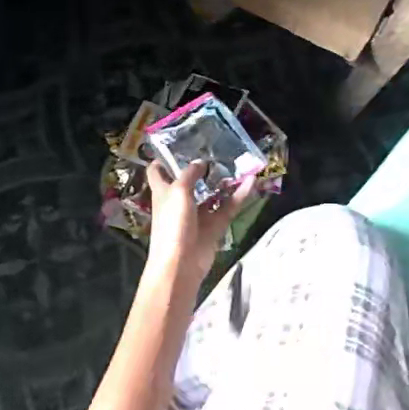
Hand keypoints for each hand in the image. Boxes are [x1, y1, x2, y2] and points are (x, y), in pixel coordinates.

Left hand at [146, 161, 254, 278]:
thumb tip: (200, 162)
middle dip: (201, 169)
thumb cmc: (172, 224)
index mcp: (163, 192)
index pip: (157, 172)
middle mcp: (178, 202)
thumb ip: (189, 174)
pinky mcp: (213, 227)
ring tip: (238, 163)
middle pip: (188, 181)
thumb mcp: (178, 192)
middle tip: (217, 151)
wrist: (181, 264)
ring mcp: (196, 215)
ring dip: (223, 182)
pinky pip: (227, 208)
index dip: (163, 159)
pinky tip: (251, 181)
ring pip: (212, 195)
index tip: (177, 145)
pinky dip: (238, 196)